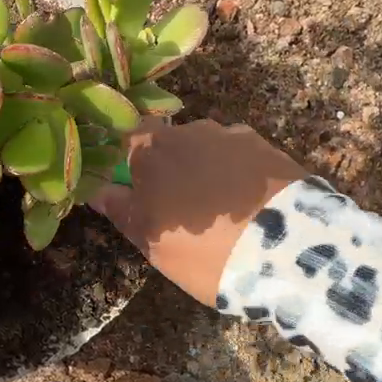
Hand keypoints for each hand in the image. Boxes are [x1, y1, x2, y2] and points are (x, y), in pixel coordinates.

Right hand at [90, 120, 307, 305]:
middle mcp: (191, 130)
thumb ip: (123, 211)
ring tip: (219, 214)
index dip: (129, 164)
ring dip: (207, 173)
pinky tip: (247, 208)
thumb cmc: (202, 251)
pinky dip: (238, 178)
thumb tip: (100, 190)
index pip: (128, 141)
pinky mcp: (269, 149)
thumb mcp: (152, 242)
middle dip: (172, 170)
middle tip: (180, 210)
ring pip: (208, 151)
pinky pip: (241, 161)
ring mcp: (233, 136)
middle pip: (171, 145)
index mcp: (153, 149)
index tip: (136, 191)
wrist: (281, 250)